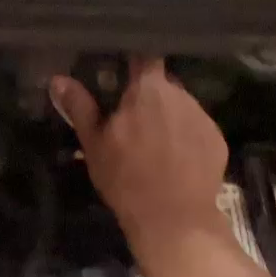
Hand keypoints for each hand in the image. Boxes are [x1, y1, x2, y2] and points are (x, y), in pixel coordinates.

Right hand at [49, 57, 230, 263]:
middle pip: (162, 83)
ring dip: (166, 115)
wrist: (174, 219)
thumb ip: (79, 106)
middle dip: (147, 95)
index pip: (144, 56)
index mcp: (147, 89)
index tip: (120, 71)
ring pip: (179, 105)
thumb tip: (58, 79)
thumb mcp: (93, 144)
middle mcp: (180, 94)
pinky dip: (184, 136)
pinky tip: (173, 158)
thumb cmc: (126, 178)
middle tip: (129, 118)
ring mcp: (202, 117)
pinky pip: (195, 127)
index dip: (132, 61)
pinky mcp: (218, 140)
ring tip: (152, 143)